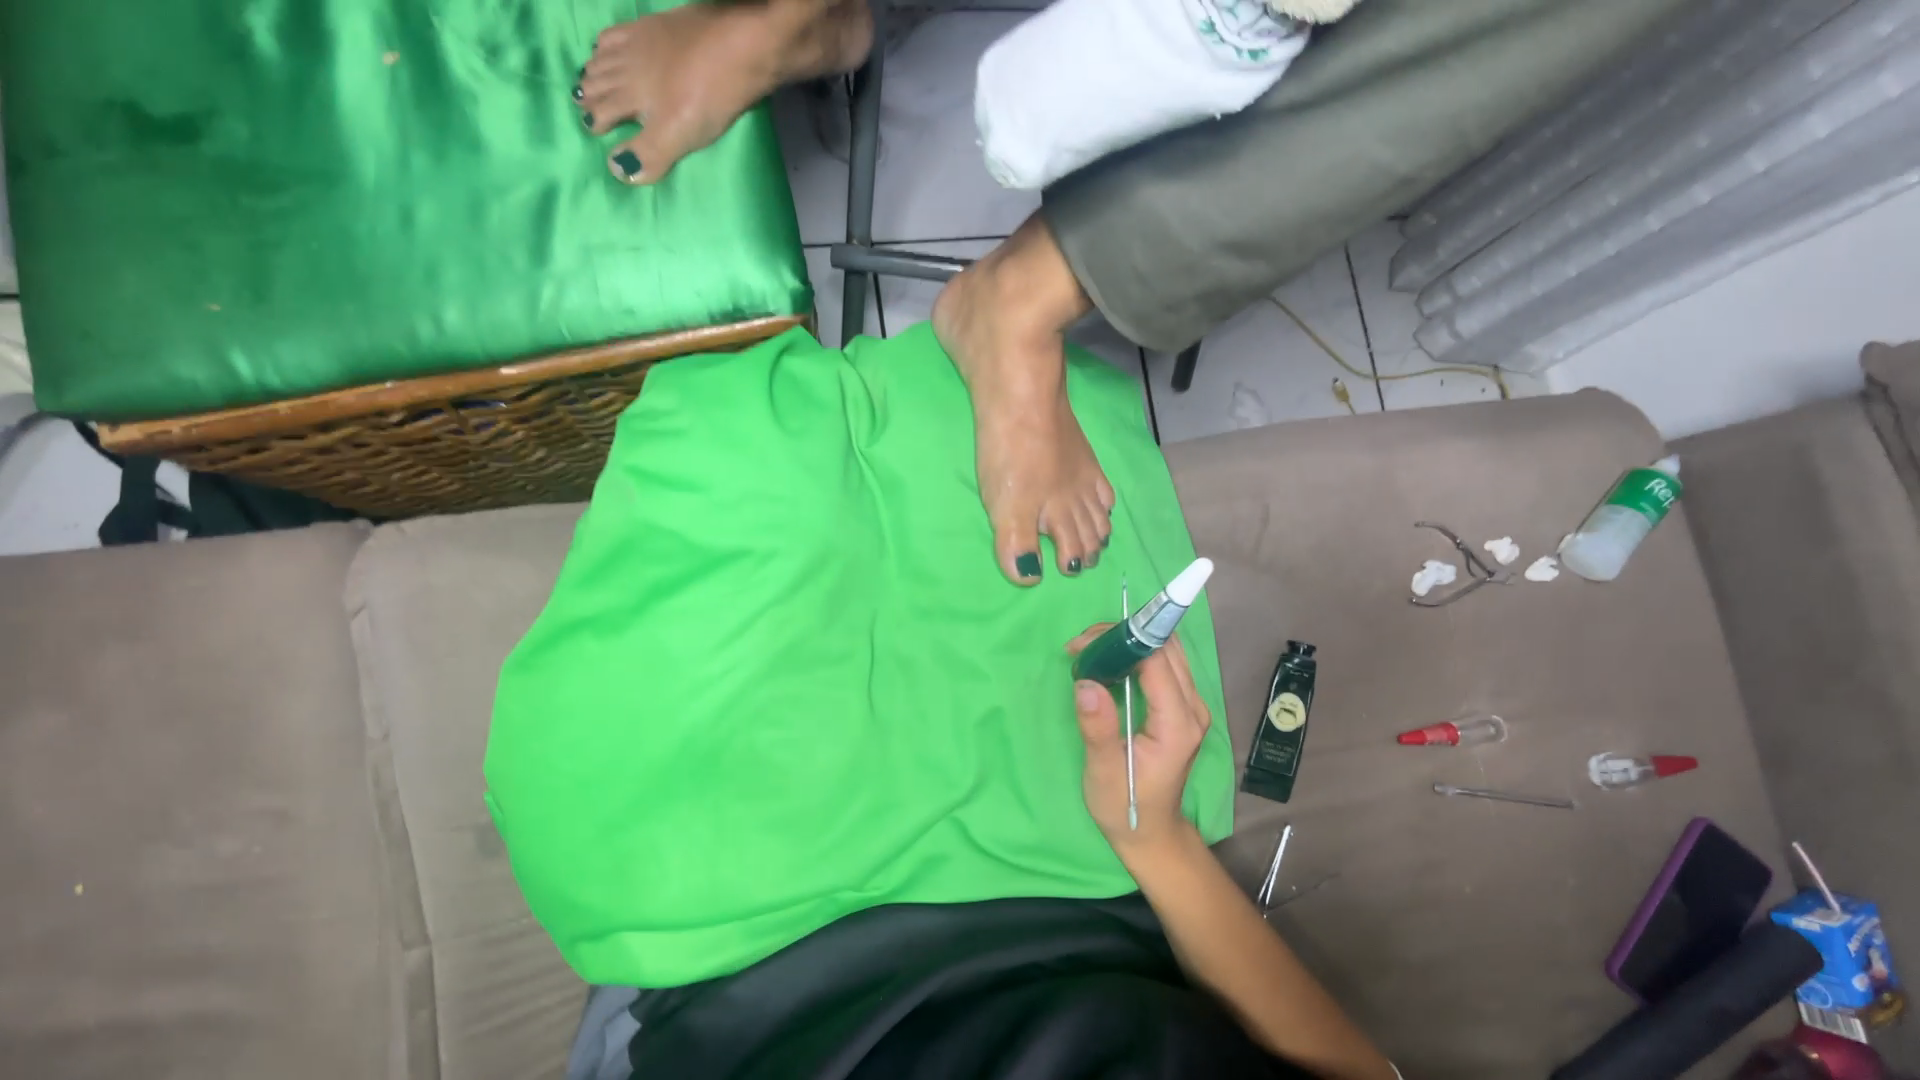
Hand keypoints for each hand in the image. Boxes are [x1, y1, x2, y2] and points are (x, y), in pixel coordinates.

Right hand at [1065, 625, 1211, 862]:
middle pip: (1166, 648)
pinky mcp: (1185, 708)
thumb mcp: (1103, 771)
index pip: (1156, 661)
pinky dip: (1138, 654)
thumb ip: (1098, 727)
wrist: (1152, 832)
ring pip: (1168, 652)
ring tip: (1092, 652)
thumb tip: (1087, 682)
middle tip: (1082, 646)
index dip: (1120, 642)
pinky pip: (1167, 665)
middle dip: (1124, 636)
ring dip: (1131, 642)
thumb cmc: (1125, 806)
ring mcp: (1193, 707)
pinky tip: (1110, 663)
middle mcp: (1194, 709)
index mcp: (1177, 724)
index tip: (1081, 645)